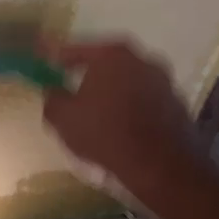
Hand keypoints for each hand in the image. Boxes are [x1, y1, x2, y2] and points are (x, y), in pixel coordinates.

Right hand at [42, 40, 207, 202]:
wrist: (162, 169)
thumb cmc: (106, 135)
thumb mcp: (63, 118)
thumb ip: (52, 97)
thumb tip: (54, 91)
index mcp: (111, 54)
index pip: (73, 49)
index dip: (53, 54)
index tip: (40, 55)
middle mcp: (141, 59)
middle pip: (105, 62)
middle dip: (88, 71)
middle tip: (70, 82)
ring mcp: (164, 81)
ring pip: (127, 80)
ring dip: (111, 90)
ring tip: (96, 109)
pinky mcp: (177, 104)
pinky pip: (143, 100)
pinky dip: (130, 107)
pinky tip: (119, 125)